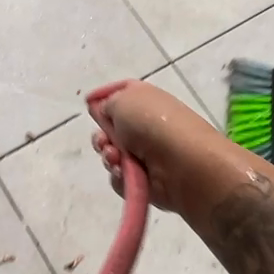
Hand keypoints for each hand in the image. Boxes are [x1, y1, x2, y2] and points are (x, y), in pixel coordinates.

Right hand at [89, 78, 223, 212]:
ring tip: (117, 158)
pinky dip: (118, 176)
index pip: (120, 93)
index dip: (103, 97)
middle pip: (110, 128)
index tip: (89, 105)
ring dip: (109, 156)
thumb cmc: (154, 124)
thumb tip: (106, 113)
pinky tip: (125, 173)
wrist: (184, 165)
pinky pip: (119, 177)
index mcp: (145, 99)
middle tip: (104, 141)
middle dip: (101, 136)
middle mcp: (146, 125)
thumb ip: (106, 104)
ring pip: (111, 154)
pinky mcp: (145, 180)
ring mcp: (147, 154)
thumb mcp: (123, 100)